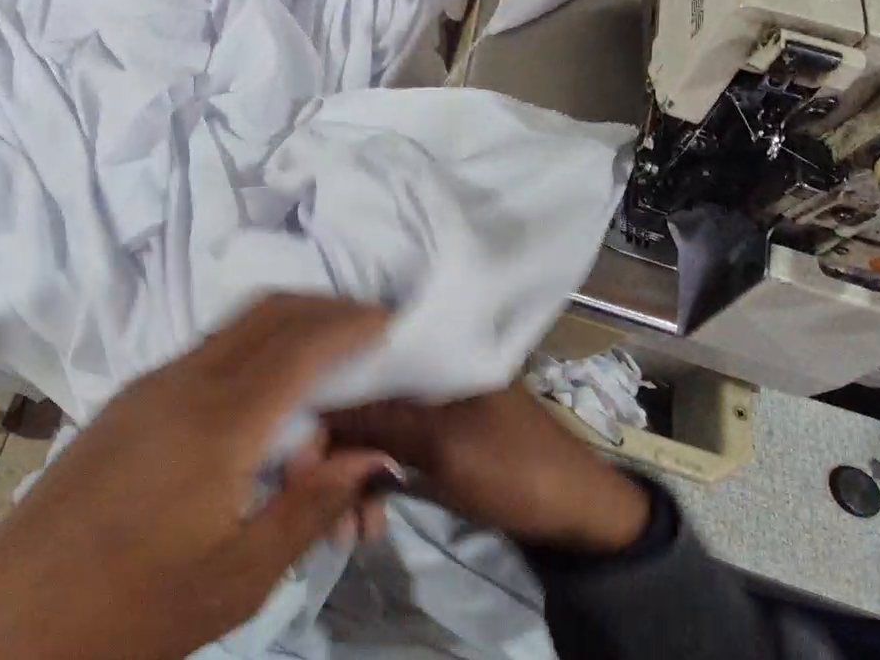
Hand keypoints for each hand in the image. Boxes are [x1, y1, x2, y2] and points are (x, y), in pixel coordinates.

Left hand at [0, 295, 401, 659]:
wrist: (21, 606)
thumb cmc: (138, 604)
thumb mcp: (238, 575)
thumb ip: (310, 506)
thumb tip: (374, 457)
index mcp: (218, 421)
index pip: (300, 345)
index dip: (351, 325)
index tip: (392, 323)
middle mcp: (183, 381)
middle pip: (266, 314)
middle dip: (323, 309)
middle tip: (369, 331)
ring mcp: (150, 384)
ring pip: (234, 329)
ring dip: (286, 330)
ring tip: (330, 365)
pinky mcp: (130, 399)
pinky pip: (205, 354)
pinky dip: (251, 354)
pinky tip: (269, 399)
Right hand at [327, 385, 650, 554]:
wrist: (582, 524)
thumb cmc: (513, 469)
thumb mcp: (440, 445)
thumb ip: (375, 420)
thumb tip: (308, 407)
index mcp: (435, 348)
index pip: (360, 353)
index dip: (323, 390)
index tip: (297, 435)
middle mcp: (427, 368)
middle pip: (359, 396)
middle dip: (335, 449)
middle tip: (316, 497)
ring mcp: (430, 405)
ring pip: (370, 430)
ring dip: (352, 476)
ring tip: (347, 530)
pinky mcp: (433, 437)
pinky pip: (388, 451)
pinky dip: (374, 483)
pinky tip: (367, 521)